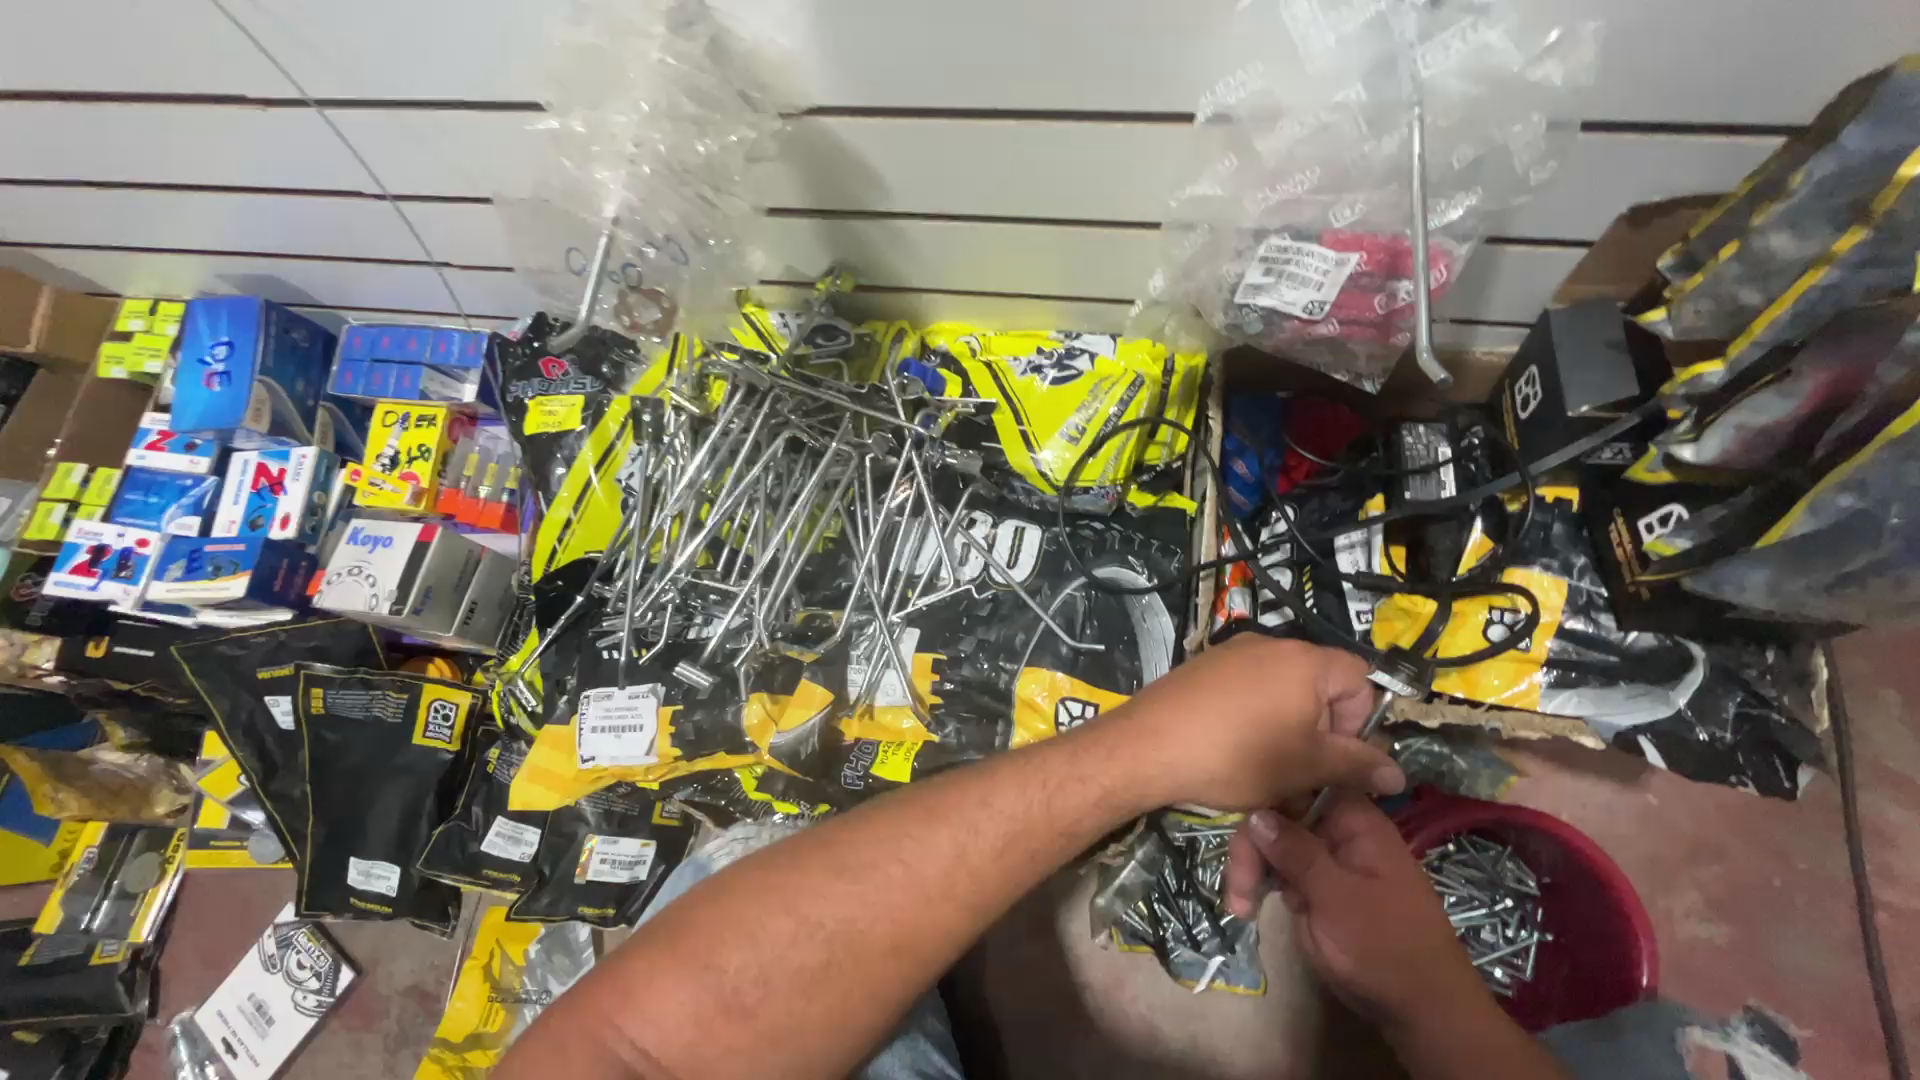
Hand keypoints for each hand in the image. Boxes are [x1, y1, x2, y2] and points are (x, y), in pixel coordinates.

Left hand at [1106, 635, 1404, 810]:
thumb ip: (1357, 766)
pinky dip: (1251, 719)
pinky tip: (1231, 752)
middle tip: (1300, 771)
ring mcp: (1230, 652)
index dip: (1359, 722)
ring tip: (1265, 769)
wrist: (1148, 746)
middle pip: (1319, 686)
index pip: (1360, 679)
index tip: (1336, 758)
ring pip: (1280, 692)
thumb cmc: (1237, 755)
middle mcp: (1269, 644)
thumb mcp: (1306, 767)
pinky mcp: (1201, 668)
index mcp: (1305, 660)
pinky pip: (1245, 691)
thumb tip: (1398, 773)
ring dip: (1285, 730)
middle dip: (1319, 731)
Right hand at [1224, 796, 1489, 1030]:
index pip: (1301, 781)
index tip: (1239, 816)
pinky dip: (1254, 883)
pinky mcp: (1308, 884)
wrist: (1417, 1010)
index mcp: (1353, 820)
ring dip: (1248, 867)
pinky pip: (1272, 868)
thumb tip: (1255, 813)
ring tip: (1239, 905)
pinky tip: (1243, 906)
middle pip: (1276, 813)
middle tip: (1239, 886)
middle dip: (1251, 844)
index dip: (1266, 790)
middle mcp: (1334, 830)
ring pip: (1267, 842)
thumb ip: (1297, 853)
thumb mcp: (1339, 899)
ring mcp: (1320, 858)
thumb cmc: (1387, 946)